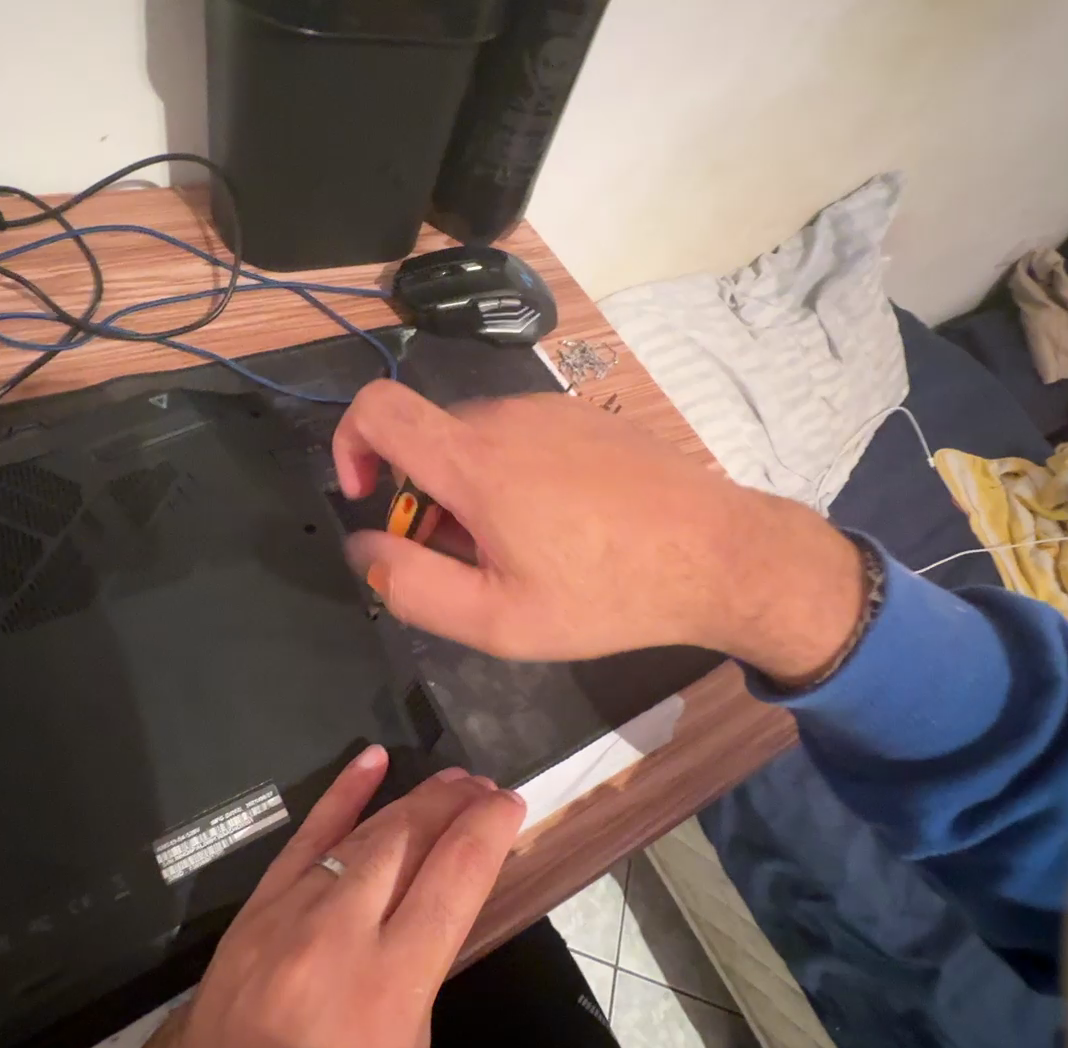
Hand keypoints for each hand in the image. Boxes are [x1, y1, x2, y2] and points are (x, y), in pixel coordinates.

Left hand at [154, 746, 525, 1047]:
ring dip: (416, 801)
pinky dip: (344, 793)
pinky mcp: (261, 899)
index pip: (455, 876)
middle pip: (412, 839)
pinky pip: (309, 832)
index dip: (489, 829)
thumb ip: (425, 976)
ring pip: (369, 831)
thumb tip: (439, 905)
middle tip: (484, 787)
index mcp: (391, 981)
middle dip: (455, 804)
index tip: (509, 806)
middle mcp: (344, 930)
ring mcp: (296, 907)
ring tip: (450, 783)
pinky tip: (373, 759)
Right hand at [331, 381, 864, 683]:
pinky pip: (520, 438)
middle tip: (471, 563)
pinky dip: (511, 477)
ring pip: (475, 443)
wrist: (719, 554)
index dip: (348, 444)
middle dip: (426, 500)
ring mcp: (551, 409)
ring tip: (524, 552)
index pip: (377, 408)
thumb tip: (362, 546)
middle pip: (428, 440)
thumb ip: (410, 584)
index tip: (367, 498)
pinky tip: (562, 525)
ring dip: (471, 493)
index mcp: (474, 460)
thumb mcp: (496, 619)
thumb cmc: (604, 593)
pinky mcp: (585, 416)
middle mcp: (506, 416)